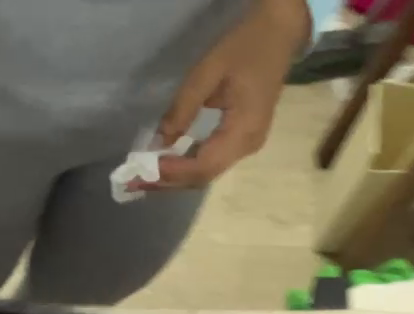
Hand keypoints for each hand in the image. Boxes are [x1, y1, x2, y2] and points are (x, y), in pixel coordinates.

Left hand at [142, 0, 310, 190]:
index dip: (172, 172)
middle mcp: (247, 146)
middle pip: (203, 176)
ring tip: (144, 178)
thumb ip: (182, 109)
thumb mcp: (208, 72)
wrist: (279, 31)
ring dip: (174, 177)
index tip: (144, 170)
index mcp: (244, 130)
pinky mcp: (242, 140)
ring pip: (206, 173)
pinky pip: (211, 161)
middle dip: (168, 181)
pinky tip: (165, 165)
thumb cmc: (244, 46)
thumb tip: (158, 143)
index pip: (203, 166)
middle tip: (134, 182)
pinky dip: (186, 166)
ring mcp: (247, 146)